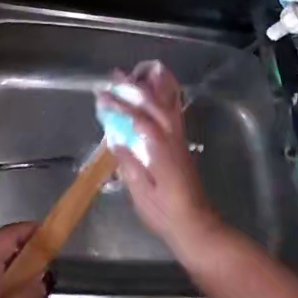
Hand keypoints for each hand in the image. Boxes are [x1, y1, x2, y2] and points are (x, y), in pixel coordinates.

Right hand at [96, 64, 225, 255]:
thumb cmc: (166, 213)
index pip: (138, 118)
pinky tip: (153, 97)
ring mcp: (180, 140)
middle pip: (155, 103)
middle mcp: (173, 138)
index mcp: (161, 148)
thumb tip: (115, 139)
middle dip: (134, 87)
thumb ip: (128, 164)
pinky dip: (162, 99)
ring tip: (138, 73)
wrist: (196, 225)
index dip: (119, 104)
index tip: (102, 94)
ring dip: (152, 87)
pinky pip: (173, 113)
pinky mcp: (182, 145)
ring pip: (168, 104)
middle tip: (115, 75)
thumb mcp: (141, 192)